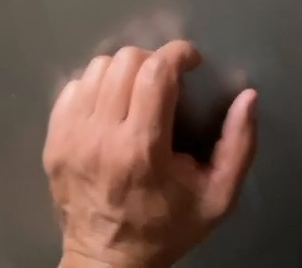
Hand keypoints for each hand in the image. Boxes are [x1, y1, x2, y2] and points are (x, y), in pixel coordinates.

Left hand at [44, 41, 257, 267]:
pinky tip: (109, 107)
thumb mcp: (218, 197)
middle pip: (127, 61)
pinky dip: (95, 87)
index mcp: (142, 149)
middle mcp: (101, 138)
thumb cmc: (167, 228)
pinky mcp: (53, 141)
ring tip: (137, 93)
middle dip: (153, 61)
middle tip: (166, 82)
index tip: (191, 61)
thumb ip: (239, 145)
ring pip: (98, 68)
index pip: (156, 72)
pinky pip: (73, 87)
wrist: (107, 266)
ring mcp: (71, 138)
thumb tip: (248, 97)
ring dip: (123, 71)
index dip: (178, 54)